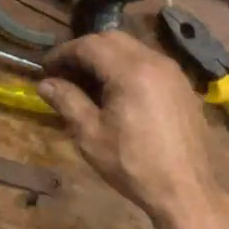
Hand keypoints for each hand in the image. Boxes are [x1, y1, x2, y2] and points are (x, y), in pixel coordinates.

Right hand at [38, 32, 221, 224]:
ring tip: (89, 84)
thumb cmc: (132, 165)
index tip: (46, 69)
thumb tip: (45, 83)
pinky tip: (118, 94)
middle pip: (113, 39)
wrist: (184, 189)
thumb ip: (67, 102)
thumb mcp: (91, 136)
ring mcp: (173, 72)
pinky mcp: (183, 87)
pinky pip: (150, 65)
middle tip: (65, 73)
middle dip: (85, 51)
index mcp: (130, 70)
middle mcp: (155, 61)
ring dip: (107, 58)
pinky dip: (128, 68)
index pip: (89, 45)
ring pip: (134, 49)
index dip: (63, 53)